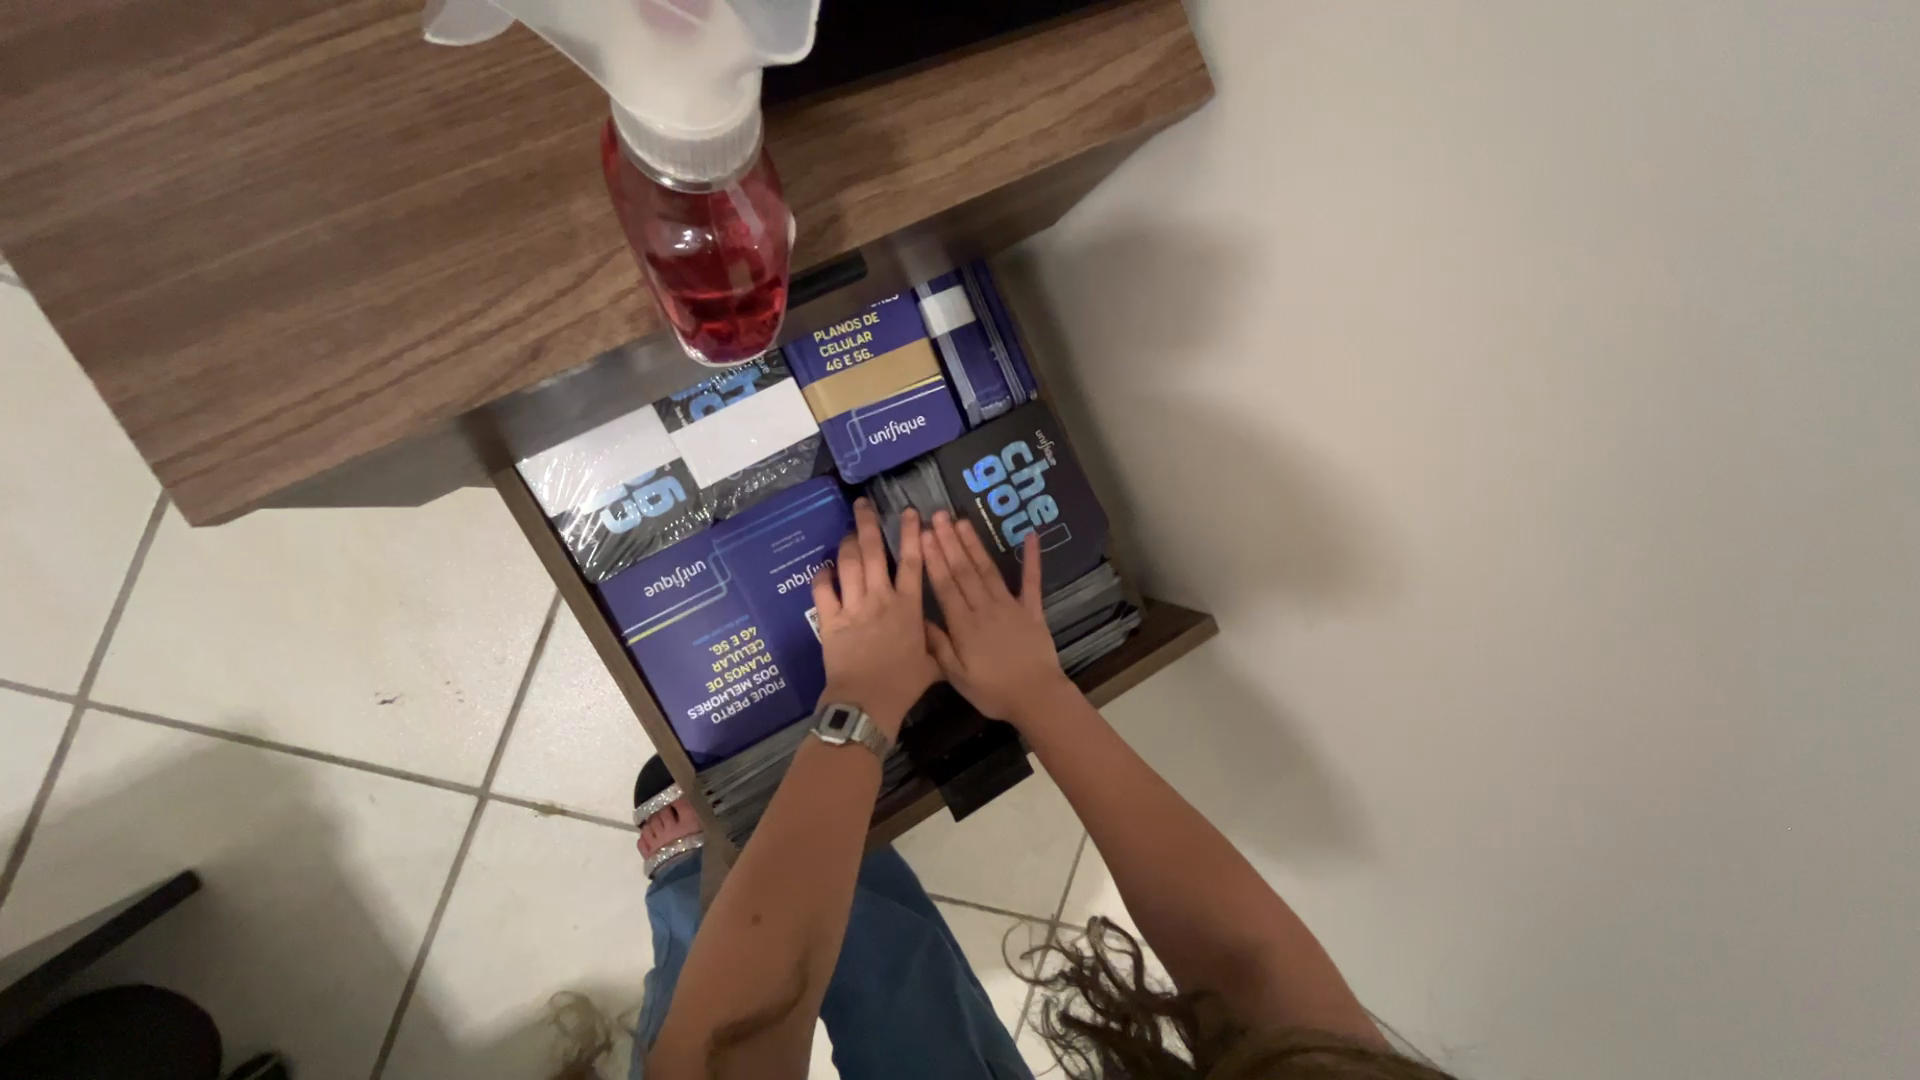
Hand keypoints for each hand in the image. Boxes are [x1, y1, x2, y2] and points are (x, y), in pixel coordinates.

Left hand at [811, 500, 938, 735]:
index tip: (910, 512)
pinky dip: (823, 574)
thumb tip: (945, 631)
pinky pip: (823, 589)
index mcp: (908, 606)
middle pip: (875, 552)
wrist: (867, 703)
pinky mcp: (829, 620)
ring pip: (849, 563)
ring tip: (849, 530)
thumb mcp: (933, 663)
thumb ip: (938, 642)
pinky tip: (824, 566)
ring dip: (848, 542)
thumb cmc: (903, 685)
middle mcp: (880, 598)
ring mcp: (853, 607)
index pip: (913, 561)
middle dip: (869, 524)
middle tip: (863, 504)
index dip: (911, 533)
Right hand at [922, 510, 1075, 726]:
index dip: (933, 558)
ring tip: (961, 521)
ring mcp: (1010, 606)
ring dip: (974, 544)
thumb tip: (918, 618)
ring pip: (987, 569)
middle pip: (963, 571)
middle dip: (949, 542)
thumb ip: (938, 646)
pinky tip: (1030, 535)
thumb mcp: (956, 676)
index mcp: (963, 625)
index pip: (945, 585)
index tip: (922, 535)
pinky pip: (1031, 580)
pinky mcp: (1032, 609)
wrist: (1036, 697)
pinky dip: (1032, 558)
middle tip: (937, 516)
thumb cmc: (992, 691)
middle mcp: (984, 608)